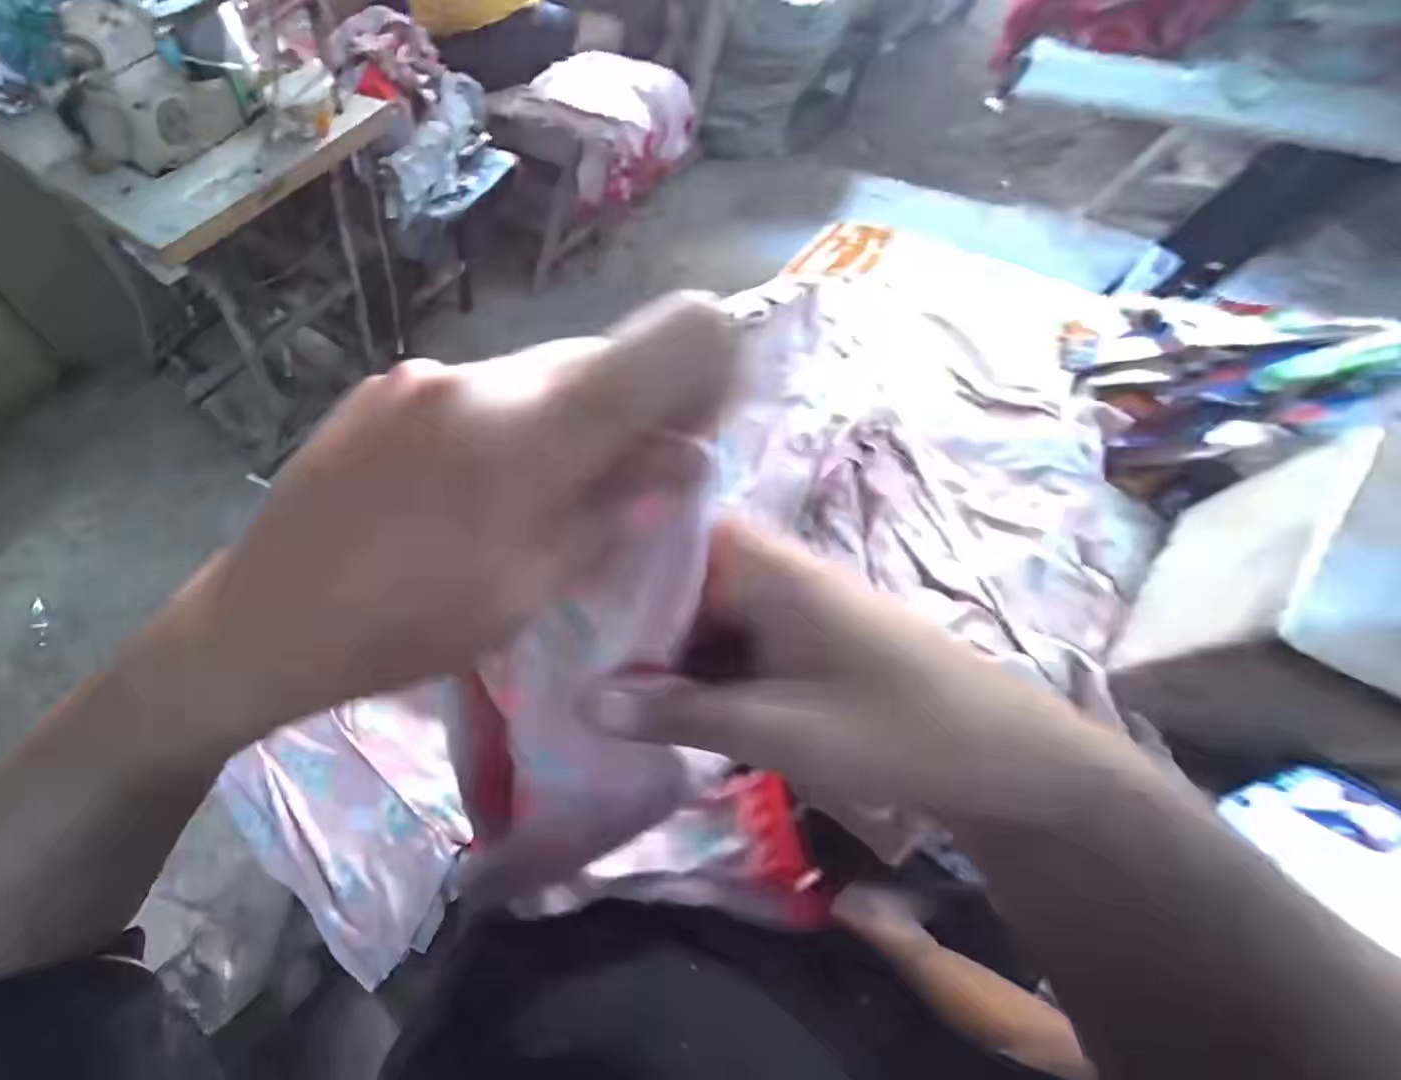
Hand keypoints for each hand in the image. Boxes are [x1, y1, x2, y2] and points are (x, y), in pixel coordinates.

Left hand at [176, 292, 740, 730]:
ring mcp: (420, 375)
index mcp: (526, 430)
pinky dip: (503, 426)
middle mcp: (476, 376)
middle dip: (626, 413)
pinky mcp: (382, 389)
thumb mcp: (523, 592)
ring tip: (531, 499)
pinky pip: (475, 392)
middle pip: (595, 360)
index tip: (690, 433)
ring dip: (561, 424)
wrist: (263, 616)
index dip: (706, 371)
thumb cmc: (401, 628)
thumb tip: (680, 461)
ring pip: (533, 378)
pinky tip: (467, 487)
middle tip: (615, 485)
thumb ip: (608, 515)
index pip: (670, 337)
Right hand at [594, 519, 1147, 828]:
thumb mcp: (780, 729)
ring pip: (681, 611)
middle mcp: (759, 570)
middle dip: (610, 609)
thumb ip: (677, 713)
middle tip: (546, 637)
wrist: (1016, 767)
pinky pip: (706, 640)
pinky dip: (673, 664)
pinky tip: (636, 693)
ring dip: (640, 641)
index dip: (600, 552)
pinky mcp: (775, 638)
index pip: (660, 533)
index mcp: (761, 566)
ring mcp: (767, 604)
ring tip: (572, 664)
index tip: (546, 583)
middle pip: (662, 575)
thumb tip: (581, 702)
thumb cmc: (901, 730)